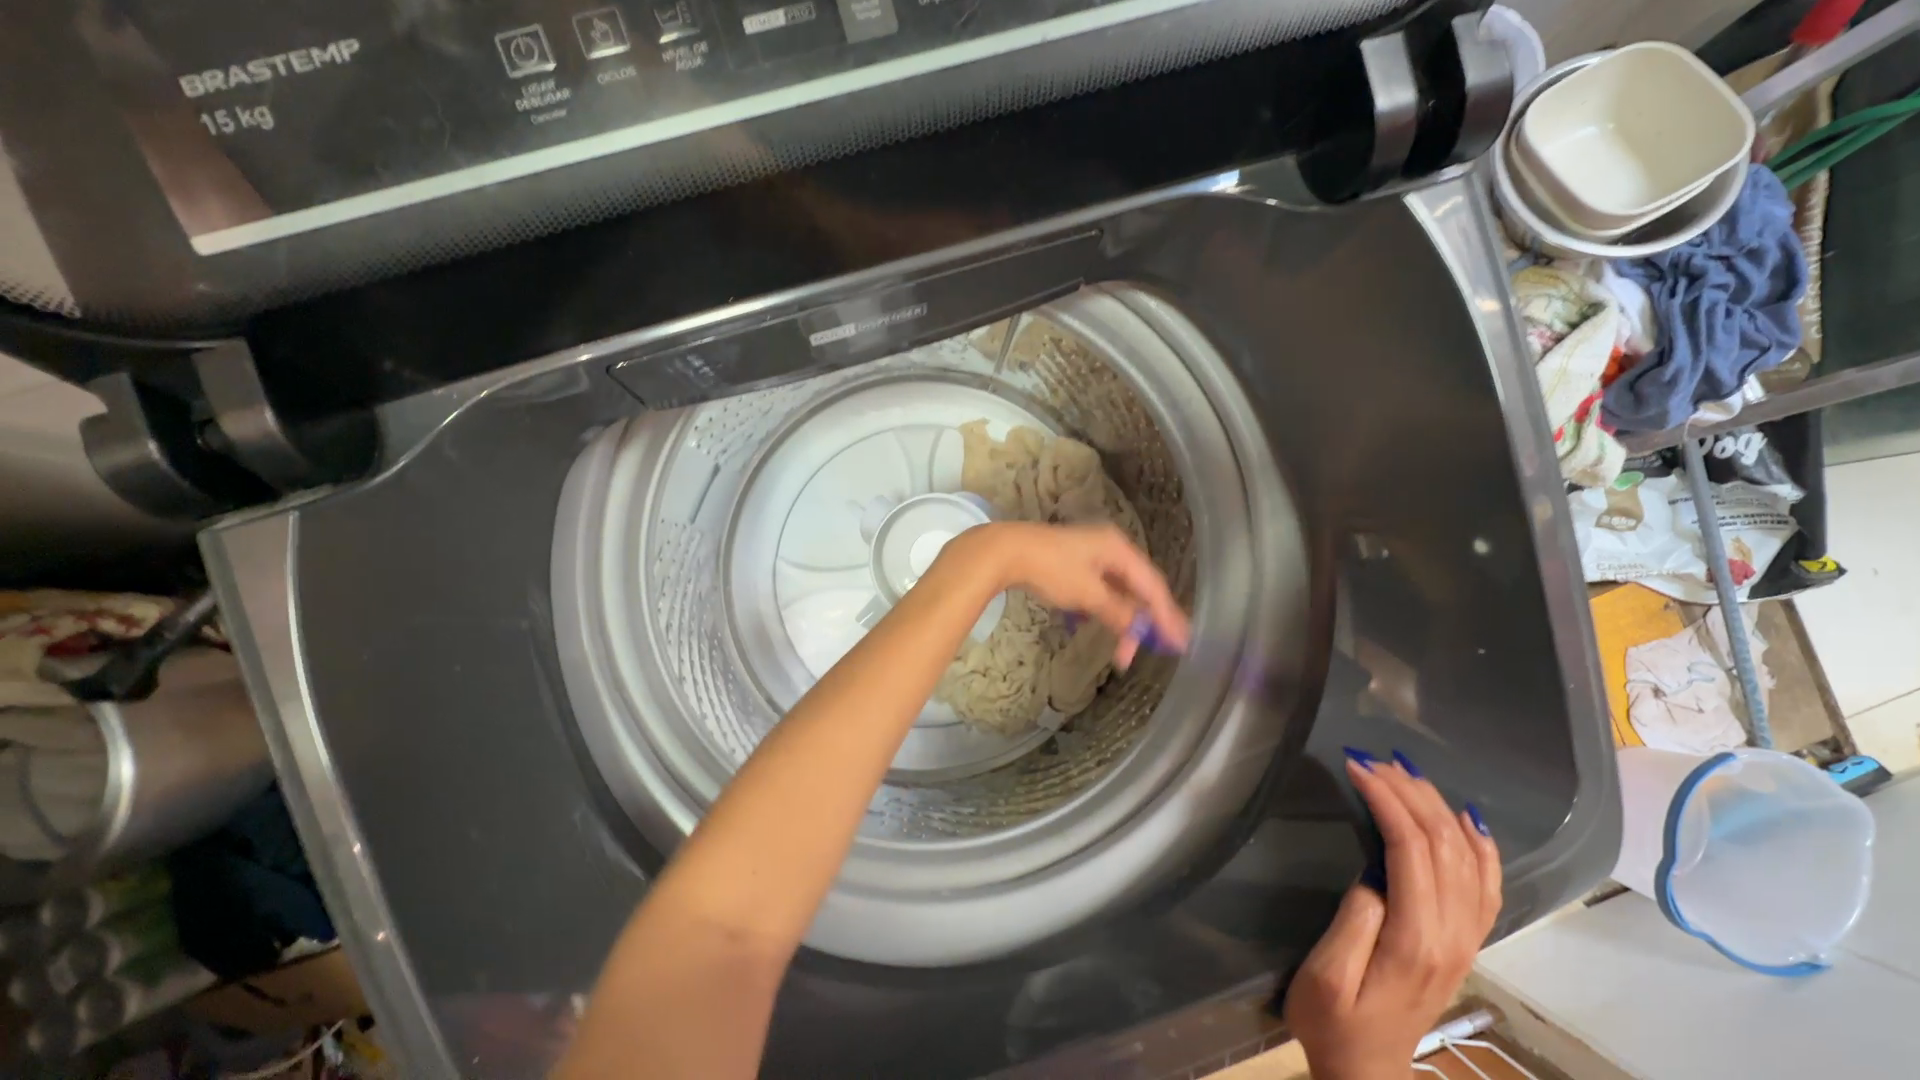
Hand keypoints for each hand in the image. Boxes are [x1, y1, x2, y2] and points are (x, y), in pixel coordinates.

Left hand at [944, 522, 1189, 668]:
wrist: (1005, 552)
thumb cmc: (1050, 569)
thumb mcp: (1088, 594)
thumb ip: (1118, 612)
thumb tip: (1141, 629)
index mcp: (1119, 549)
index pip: (1153, 586)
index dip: (1167, 615)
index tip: (1180, 641)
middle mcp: (1111, 548)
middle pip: (1138, 589)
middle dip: (1145, 622)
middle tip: (1152, 651)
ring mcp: (1092, 555)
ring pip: (1119, 592)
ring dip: (1122, 621)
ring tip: (1123, 651)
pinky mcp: (1075, 564)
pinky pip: (1100, 591)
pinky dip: (1105, 611)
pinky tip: (1102, 627)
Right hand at [1283, 754, 1501, 1079]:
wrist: (1368, 1071)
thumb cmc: (1332, 1022)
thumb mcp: (1323, 980)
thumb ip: (1352, 927)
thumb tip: (1373, 877)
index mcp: (1415, 939)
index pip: (1411, 850)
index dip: (1387, 801)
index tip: (1355, 767)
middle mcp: (1452, 934)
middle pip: (1443, 845)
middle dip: (1410, 793)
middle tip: (1373, 760)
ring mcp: (1465, 939)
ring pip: (1467, 857)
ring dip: (1438, 808)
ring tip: (1406, 773)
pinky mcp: (1464, 943)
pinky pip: (1486, 886)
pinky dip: (1481, 846)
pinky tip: (1467, 819)